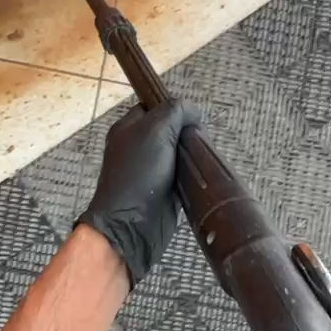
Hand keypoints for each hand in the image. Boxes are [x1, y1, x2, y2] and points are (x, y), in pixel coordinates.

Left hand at [79, 102, 201, 284]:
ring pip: (178, 153)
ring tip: (202, 157)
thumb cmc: (139, 173)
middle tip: (198, 139)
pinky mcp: (163, 191)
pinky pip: (183, 176)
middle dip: (186, 133)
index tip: (190, 117)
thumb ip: (176, 112)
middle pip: (169, 130)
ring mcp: (150, 170)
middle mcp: (137, 148)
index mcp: (127, 129)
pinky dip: (193, 175)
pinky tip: (203, 174)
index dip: (172, 108)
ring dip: (192, 155)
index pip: (152, 107)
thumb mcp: (156, 130)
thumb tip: (193, 112)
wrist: (133, 224)